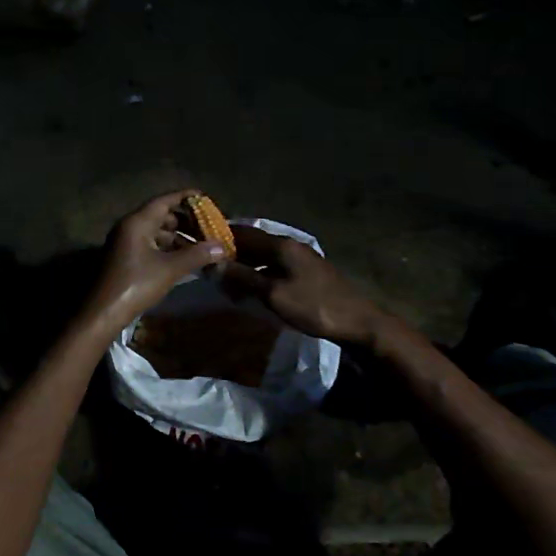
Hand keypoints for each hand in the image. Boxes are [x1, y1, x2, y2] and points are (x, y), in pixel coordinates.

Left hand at [83, 191, 228, 327]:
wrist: (104, 312)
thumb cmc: (136, 284)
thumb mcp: (170, 269)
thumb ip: (197, 255)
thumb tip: (222, 247)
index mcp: (137, 222)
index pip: (164, 200)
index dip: (185, 197)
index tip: (205, 198)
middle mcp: (130, 227)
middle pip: (161, 215)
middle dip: (186, 220)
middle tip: (208, 226)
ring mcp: (126, 243)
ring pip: (157, 232)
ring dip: (178, 237)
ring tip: (201, 245)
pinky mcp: (126, 258)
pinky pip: (151, 245)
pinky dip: (168, 248)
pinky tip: (185, 258)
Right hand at [217, 225, 386, 346]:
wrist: (358, 322)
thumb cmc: (314, 306)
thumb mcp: (274, 295)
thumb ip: (243, 278)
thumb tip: (213, 263)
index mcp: (281, 245)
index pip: (243, 232)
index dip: (220, 236)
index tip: (198, 242)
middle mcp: (290, 245)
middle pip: (253, 243)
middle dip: (229, 251)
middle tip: (207, 264)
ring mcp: (300, 259)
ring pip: (263, 256)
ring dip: (243, 264)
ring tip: (223, 279)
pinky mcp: (306, 273)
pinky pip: (273, 267)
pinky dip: (258, 274)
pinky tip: (249, 288)